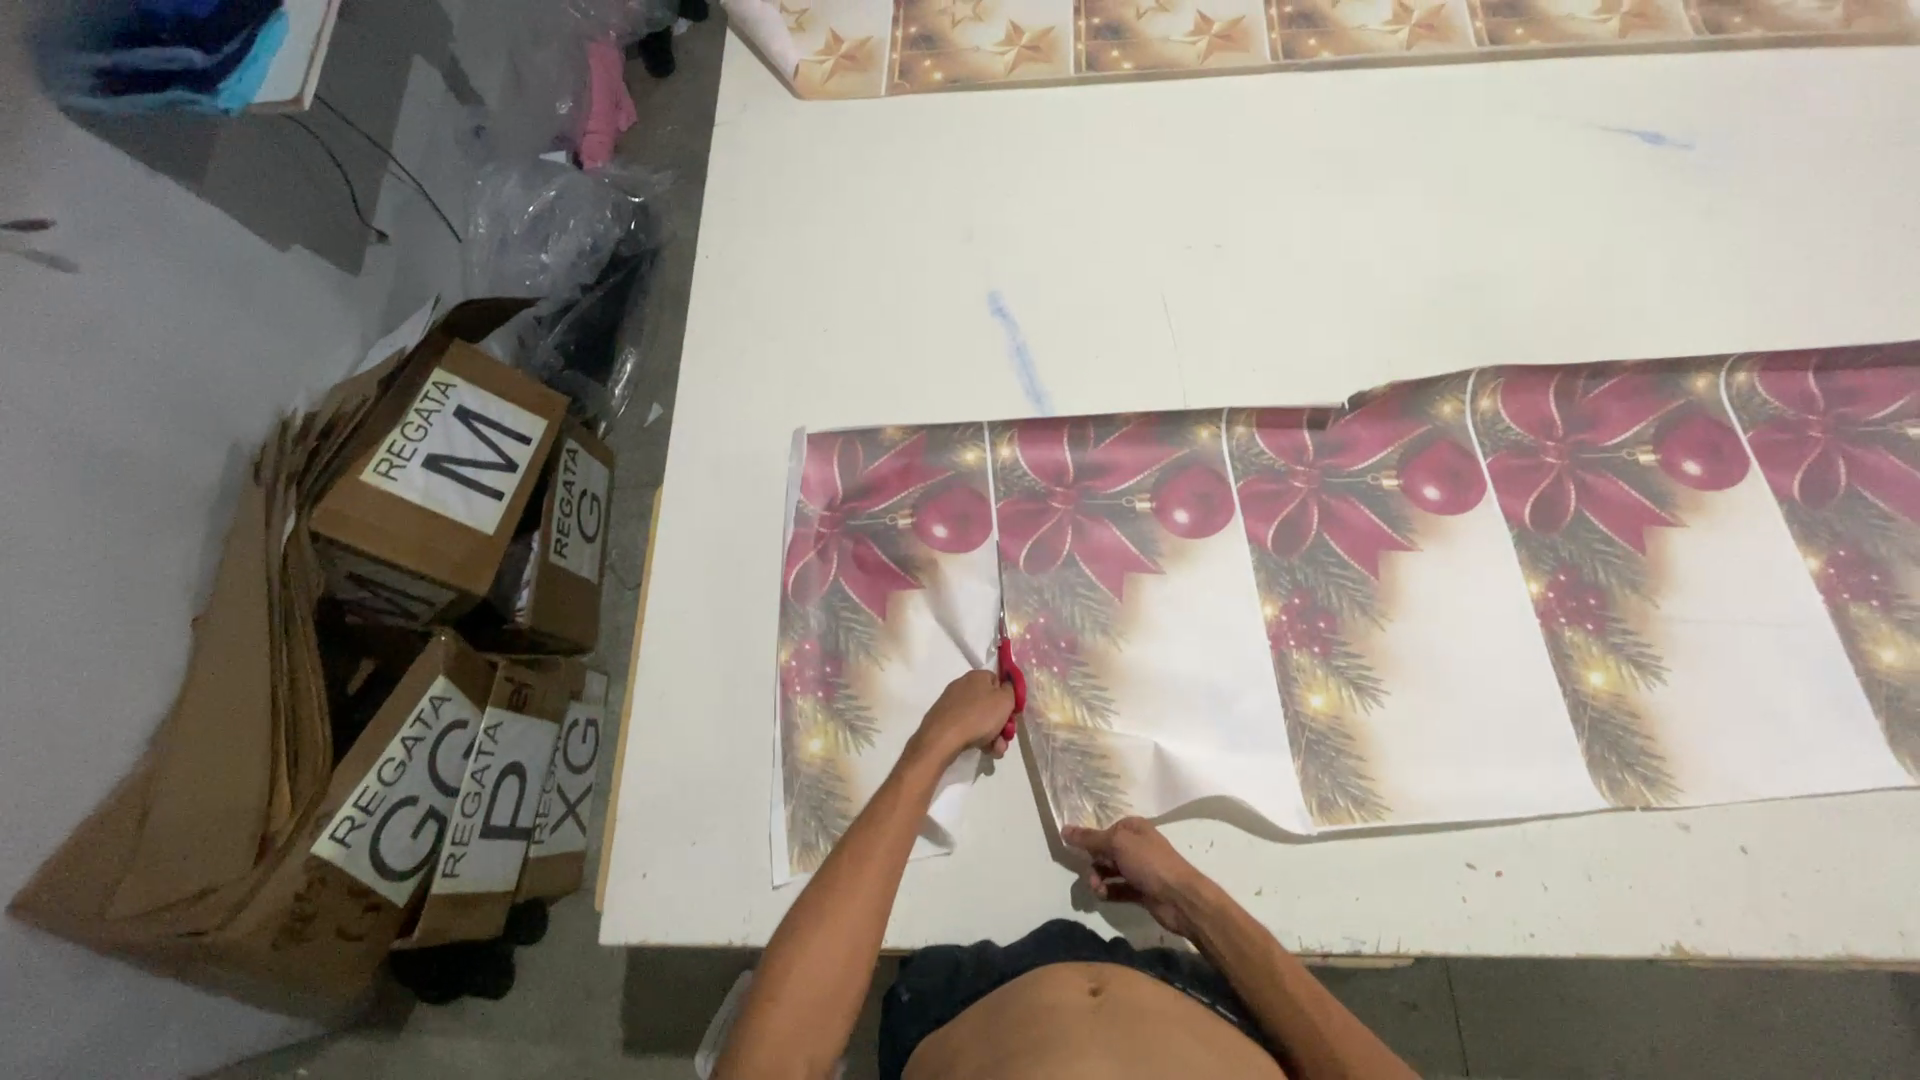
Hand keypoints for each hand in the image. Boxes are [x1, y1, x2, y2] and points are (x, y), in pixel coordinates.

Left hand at [912, 669, 1015, 763]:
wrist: (942, 738)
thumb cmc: (978, 716)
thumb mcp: (1005, 701)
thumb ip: (1011, 691)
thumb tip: (1006, 688)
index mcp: (977, 676)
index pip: (998, 682)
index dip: (1008, 698)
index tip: (1012, 714)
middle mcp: (963, 686)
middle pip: (990, 704)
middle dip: (1001, 723)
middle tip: (1005, 738)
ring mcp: (952, 703)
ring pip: (980, 719)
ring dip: (993, 735)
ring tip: (995, 750)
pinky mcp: (944, 720)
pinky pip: (967, 727)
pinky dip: (977, 738)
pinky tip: (984, 751)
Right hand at [1063, 817, 1210, 938]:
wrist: (1179, 898)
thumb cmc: (1149, 862)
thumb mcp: (1117, 844)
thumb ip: (1089, 838)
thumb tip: (1064, 829)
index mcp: (1133, 828)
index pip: (1105, 830)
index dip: (1091, 840)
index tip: (1078, 851)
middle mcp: (1136, 846)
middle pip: (1105, 852)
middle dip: (1093, 863)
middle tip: (1091, 877)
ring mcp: (1139, 869)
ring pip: (1109, 871)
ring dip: (1099, 879)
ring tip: (1097, 889)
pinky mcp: (1140, 890)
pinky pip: (1117, 889)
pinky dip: (1108, 892)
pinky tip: (1103, 896)